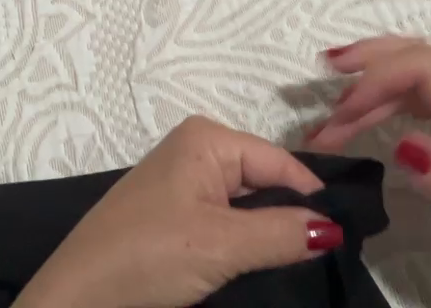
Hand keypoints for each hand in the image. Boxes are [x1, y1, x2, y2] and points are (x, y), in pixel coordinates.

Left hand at [15, 116, 343, 307]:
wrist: (79, 296)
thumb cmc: (149, 256)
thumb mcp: (221, 245)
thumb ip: (281, 233)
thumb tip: (335, 226)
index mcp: (207, 138)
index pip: (278, 161)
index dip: (314, 196)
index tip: (351, 233)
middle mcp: (197, 147)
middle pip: (264, 178)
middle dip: (293, 212)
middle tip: (333, 252)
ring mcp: (183, 179)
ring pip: (247, 201)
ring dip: (271, 229)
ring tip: (306, 259)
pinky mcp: (175, 210)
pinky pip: (226, 215)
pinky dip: (246, 237)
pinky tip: (263, 260)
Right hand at [306, 37, 430, 307]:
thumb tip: (399, 143)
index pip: (423, 68)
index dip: (375, 80)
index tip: (340, 117)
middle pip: (420, 55)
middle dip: (368, 60)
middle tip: (322, 78)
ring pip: (426, 69)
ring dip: (380, 73)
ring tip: (339, 93)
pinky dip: (399, 90)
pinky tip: (383, 112)